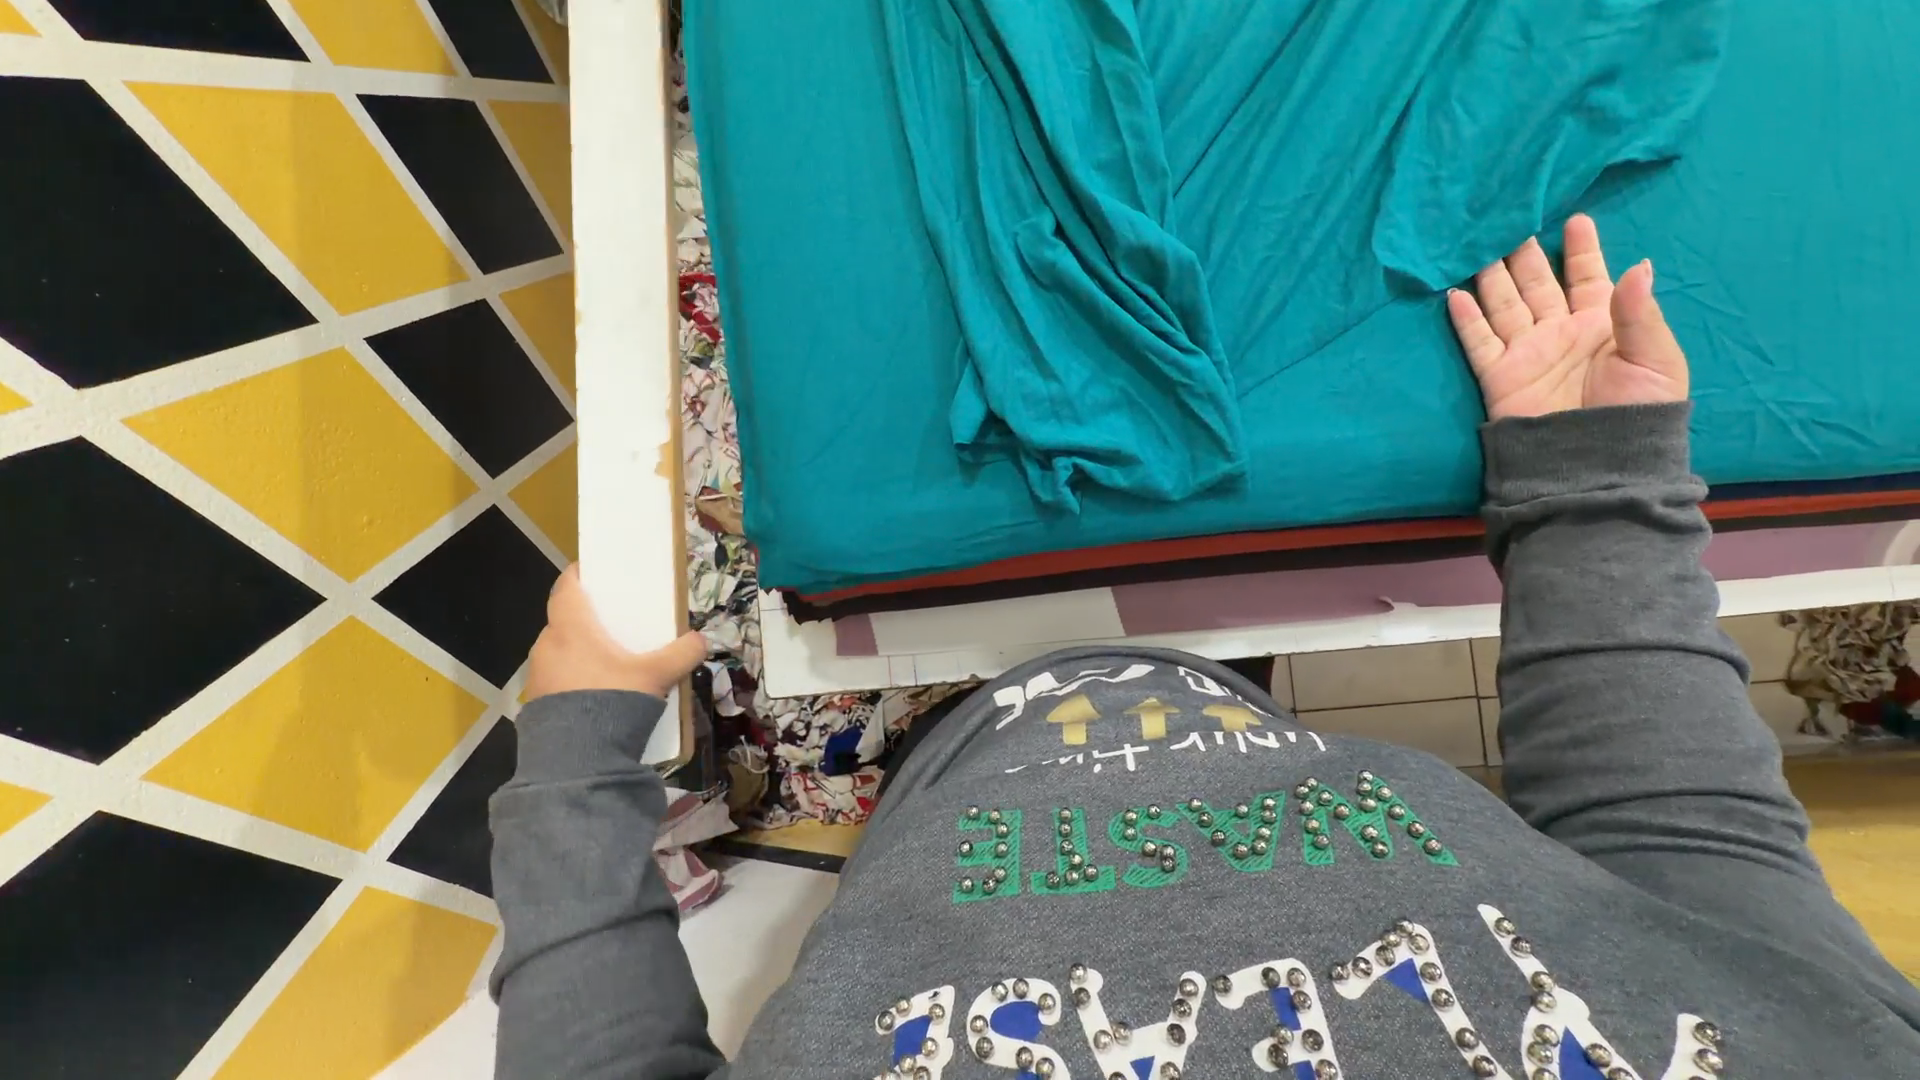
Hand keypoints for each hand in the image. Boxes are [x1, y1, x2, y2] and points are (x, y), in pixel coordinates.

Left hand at [525, 564, 707, 700]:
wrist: (577, 759)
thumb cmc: (613, 699)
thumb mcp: (657, 675)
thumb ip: (682, 654)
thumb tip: (701, 640)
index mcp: (571, 628)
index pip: (566, 587)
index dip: (578, 575)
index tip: (593, 571)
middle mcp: (548, 645)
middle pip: (564, 620)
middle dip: (586, 618)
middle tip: (613, 621)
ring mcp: (538, 676)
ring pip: (559, 650)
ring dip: (579, 650)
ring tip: (609, 660)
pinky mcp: (536, 703)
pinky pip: (557, 678)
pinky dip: (574, 677)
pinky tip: (597, 692)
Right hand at [1447, 214, 1687, 420]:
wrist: (1596, 457)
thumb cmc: (1637, 408)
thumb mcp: (1654, 357)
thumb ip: (1638, 313)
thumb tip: (1636, 266)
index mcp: (1600, 322)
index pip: (1588, 276)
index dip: (1581, 249)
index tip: (1574, 219)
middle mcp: (1559, 331)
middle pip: (1537, 285)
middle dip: (1525, 255)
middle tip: (1511, 223)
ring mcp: (1526, 351)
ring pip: (1504, 305)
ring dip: (1493, 278)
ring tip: (1480, 248)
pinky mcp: (1498, 374)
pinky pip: (1478, 341)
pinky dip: (1465, 319)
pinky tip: (1456, 296)